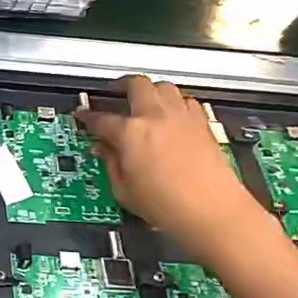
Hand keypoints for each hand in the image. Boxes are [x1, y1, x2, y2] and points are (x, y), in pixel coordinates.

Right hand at [75, 74, 263, 255]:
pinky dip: (175, 101)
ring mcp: (181, 117)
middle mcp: (156, 117)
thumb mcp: (124, 190)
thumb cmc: (171, 206)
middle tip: (113, 91)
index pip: (101, 119)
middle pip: (135, 84)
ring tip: (143, 98)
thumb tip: (105, 151)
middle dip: (120, 85)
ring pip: (163, 86)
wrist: (212, 212)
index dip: (88, 117)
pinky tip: (172, 112)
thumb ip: (110, 163)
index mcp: (130, 133)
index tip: (85, 116)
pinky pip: (186, 100)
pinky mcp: (202, 124)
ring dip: (150, 89)